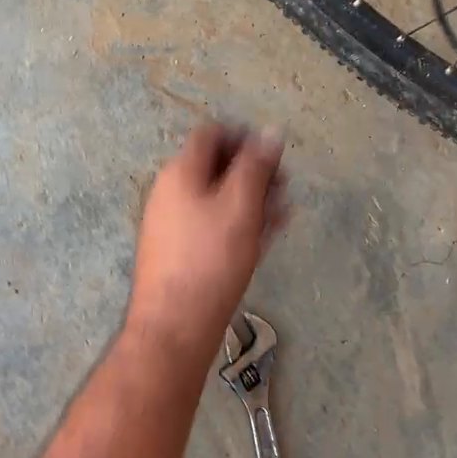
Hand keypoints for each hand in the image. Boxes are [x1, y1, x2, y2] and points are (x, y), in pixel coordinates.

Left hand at [125, 122, 287, 355]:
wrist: (174, 327)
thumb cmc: (211, 259)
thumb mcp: (240, 205)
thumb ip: (256, 166)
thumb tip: (270, 131)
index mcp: (181, 171)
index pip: (211, 133)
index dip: (243, 136)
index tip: (273, 152)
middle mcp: (171, 191)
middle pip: (216, 166)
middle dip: (253, 171)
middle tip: (284, 185)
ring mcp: (173, 223)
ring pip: (217, 198)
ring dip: (251, 198)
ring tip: (283, 212)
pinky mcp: (180, 253)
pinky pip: (212, 225)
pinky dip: (238, 223)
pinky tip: (265, 236)